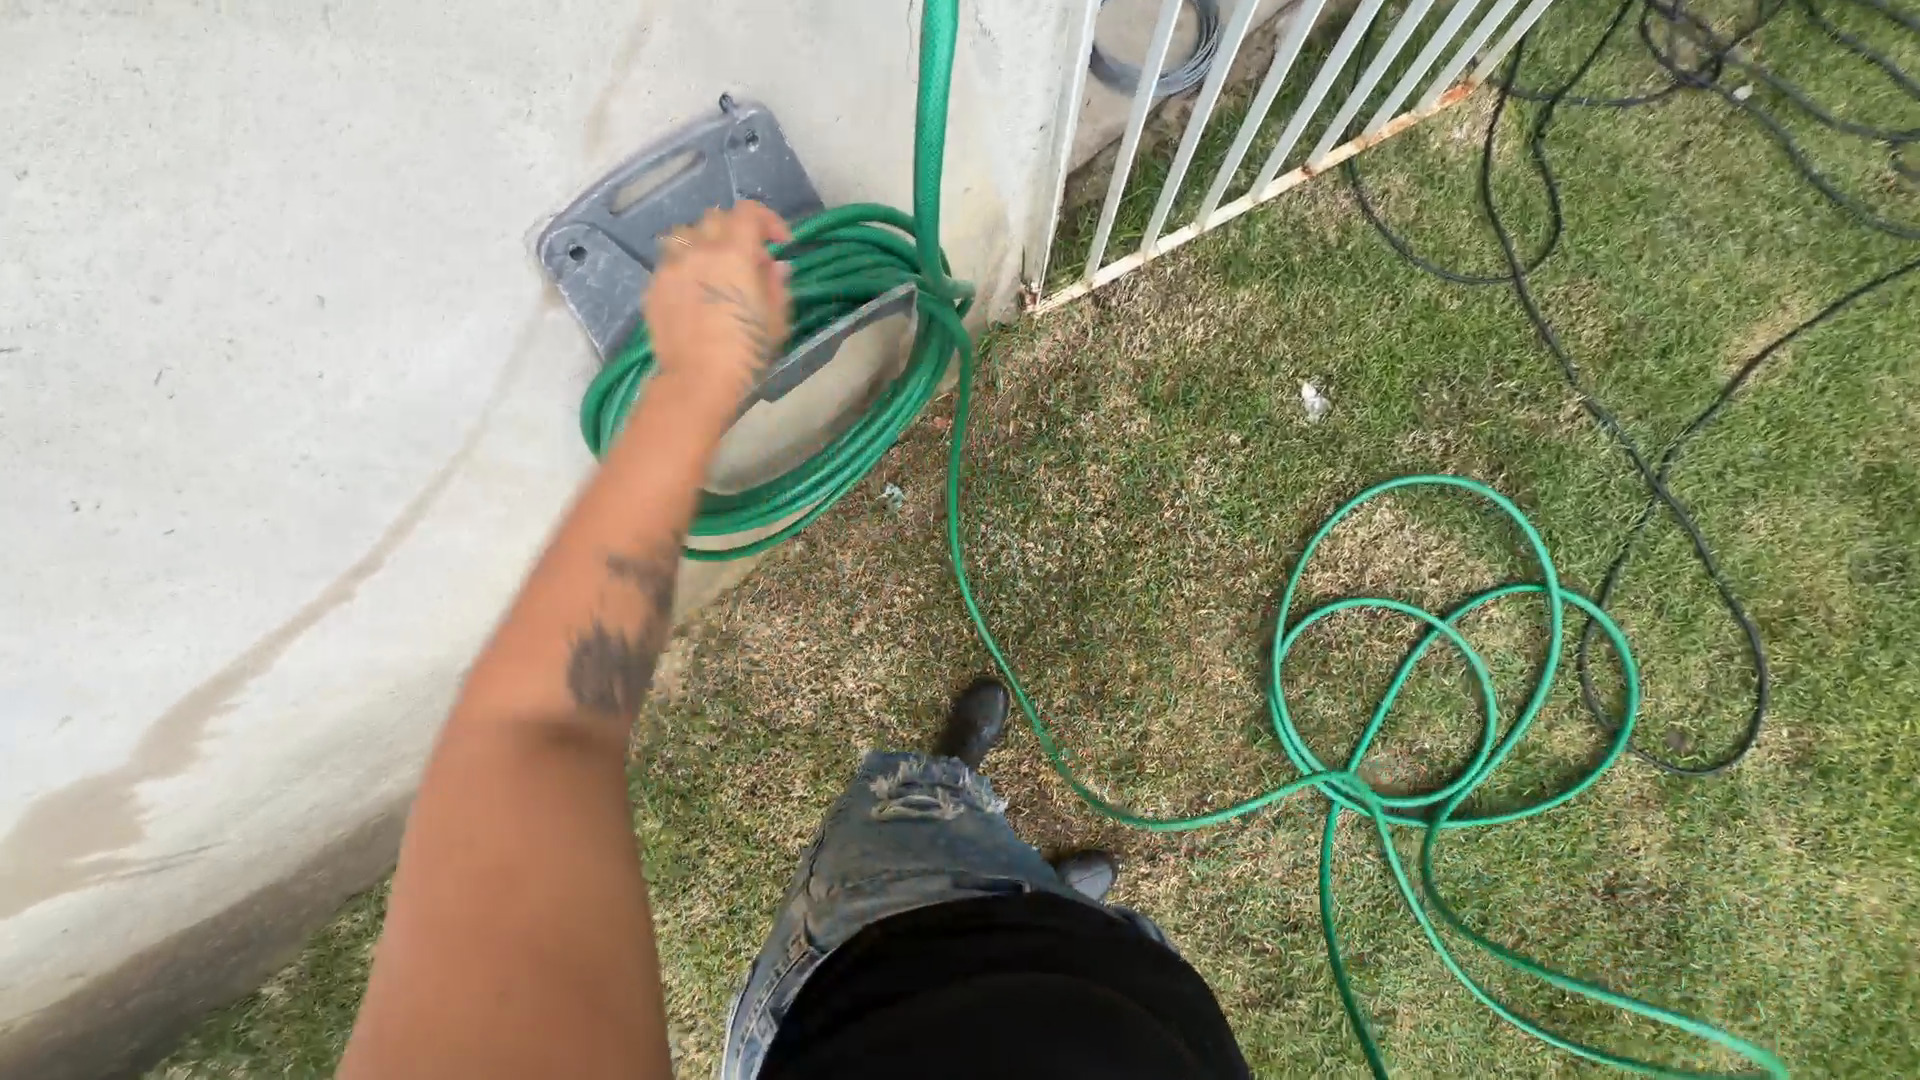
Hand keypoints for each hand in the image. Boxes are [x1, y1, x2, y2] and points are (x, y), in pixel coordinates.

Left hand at [644, 201, 793, 412]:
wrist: (698, 380)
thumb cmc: (746, 352)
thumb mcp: (775, 320)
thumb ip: (776, 285)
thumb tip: (775, 266)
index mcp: (733, 253)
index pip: (749, 213)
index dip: (768, 220)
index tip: (780, 241)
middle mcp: (698, 250)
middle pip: (715, 219)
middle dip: (735, 232)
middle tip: (748, 259)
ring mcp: (671, 268)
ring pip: (685, 236)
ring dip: (703, 245)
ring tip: (714, 270)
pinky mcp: (654, 288)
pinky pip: (670, 264)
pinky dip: (685, 268)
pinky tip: (694, 294)